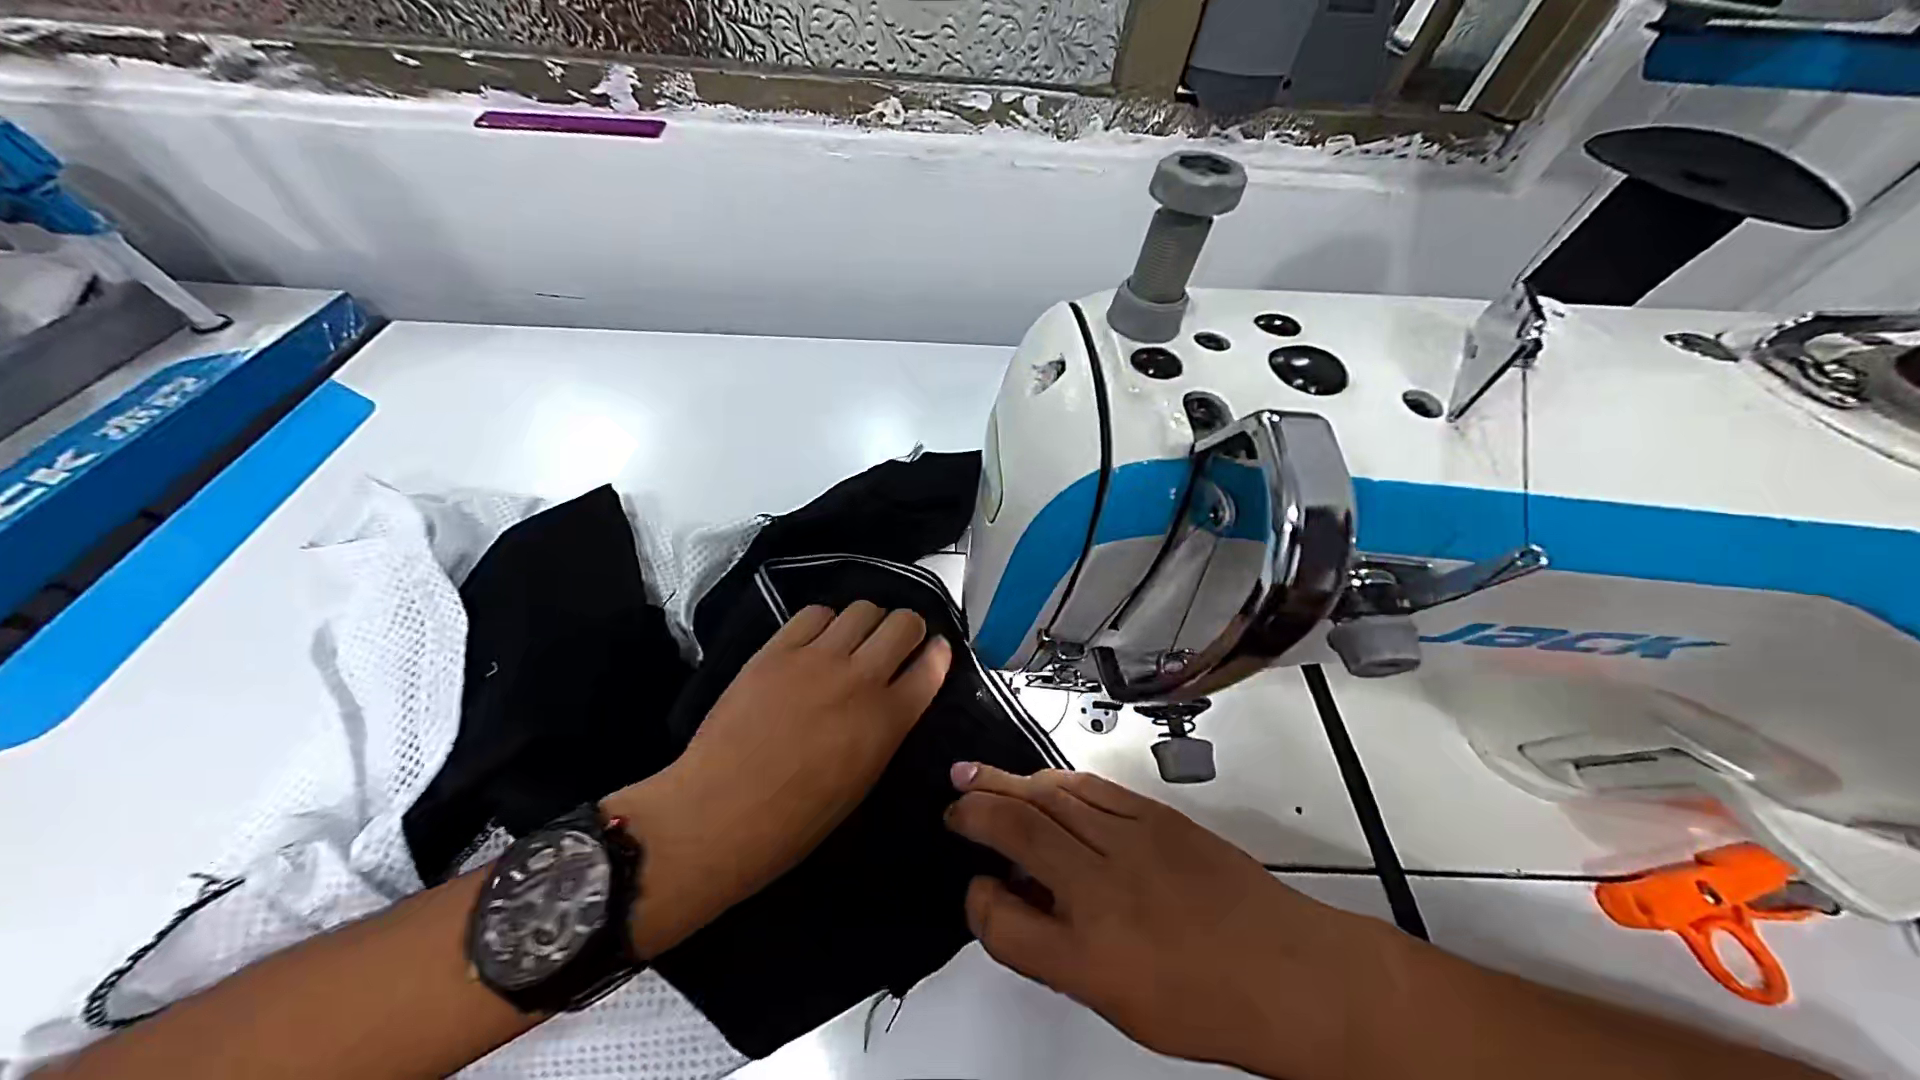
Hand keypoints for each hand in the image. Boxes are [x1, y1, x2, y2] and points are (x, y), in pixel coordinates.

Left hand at [609, 602, 951, 955]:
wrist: (719, 814)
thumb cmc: (795, 821)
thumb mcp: (863, 781)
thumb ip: (885, 731)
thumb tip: (891, 701)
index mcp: (888, 720)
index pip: (932, 664)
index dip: (938, 652)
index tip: (934, 651)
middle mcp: (860, 678)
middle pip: (904, 622)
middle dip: (908, 628)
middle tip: (896, 642)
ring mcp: (816, 658)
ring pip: (862, 609)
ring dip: (869, 621)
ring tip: (856, 637)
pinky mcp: (776, 650)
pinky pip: (814, 613)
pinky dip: (825, 621)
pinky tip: (817, 639)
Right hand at [944, 763, 1401, 1079]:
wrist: (1290, 973)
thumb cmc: (1210, 1000)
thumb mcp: (1113, 1000)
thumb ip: (1048, 950)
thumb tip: (1012, 901)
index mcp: (1089, 952)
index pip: (1002, 918)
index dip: (977, 900)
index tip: (974, 887)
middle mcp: (1104, 887)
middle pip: (1018, 829)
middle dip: (976, 807)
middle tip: (952, 797)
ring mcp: (1132, 842)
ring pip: (1050, 796)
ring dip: (1006, 781)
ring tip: (976, 773)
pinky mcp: (1157, 816)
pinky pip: (1092, 787)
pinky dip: (1057, 779)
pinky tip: (1041, 779)